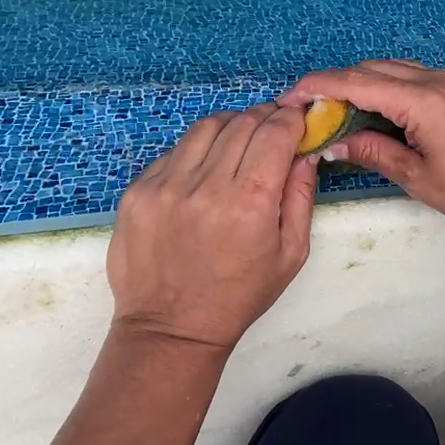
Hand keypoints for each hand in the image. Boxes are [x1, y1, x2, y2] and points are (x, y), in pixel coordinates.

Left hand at [105, 104, 318, 351]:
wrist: (171, 327)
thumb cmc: (240, 295)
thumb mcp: (292, 254)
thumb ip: (301, 197)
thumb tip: (306, 153)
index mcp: (251, 202)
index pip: (275, 132)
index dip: (291, 118)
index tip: (299, 119)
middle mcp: (207, 186)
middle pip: (242, 122)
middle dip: (265, 116)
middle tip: (274, 124)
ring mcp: (166, 186)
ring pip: (206, 127)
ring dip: (231, 125)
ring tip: (240, 138)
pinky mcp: (138, 192)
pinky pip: (175, 151)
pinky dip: (198, 149)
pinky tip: (206, 168)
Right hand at [279, 60, 444, 239]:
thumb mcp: (417, 177)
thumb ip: (373, 152)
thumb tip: (333, 142)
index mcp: (422, 100)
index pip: (357, 82)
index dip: (318, 87)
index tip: (287, 97)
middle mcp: (435, 81)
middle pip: (372, 70)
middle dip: (335, 84)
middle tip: (306, 109)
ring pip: (393, 70)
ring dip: (361, 84)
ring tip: (334, 111)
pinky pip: (413, 78)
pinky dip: (386, 88)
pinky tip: (374, 112)